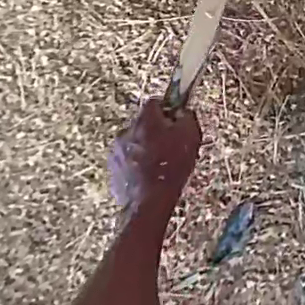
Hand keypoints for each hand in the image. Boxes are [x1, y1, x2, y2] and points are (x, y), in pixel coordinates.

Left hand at [109, 99, 201, 215]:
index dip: (167, 108)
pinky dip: (137, 164)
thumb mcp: (191, 135)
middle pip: (143, 122)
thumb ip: (187, 116)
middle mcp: (127, 131)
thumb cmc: (172, 167)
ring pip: (134, 141)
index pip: (155, 102)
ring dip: (145, 147)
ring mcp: (117, 152)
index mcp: (145, 120)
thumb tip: (182, 112)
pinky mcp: (113, 170)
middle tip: (171, 142)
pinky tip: (150, 175)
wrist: (150, 202)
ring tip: (161, 162)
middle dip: (155, 129)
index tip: (176, 116)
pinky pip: (127, 160)